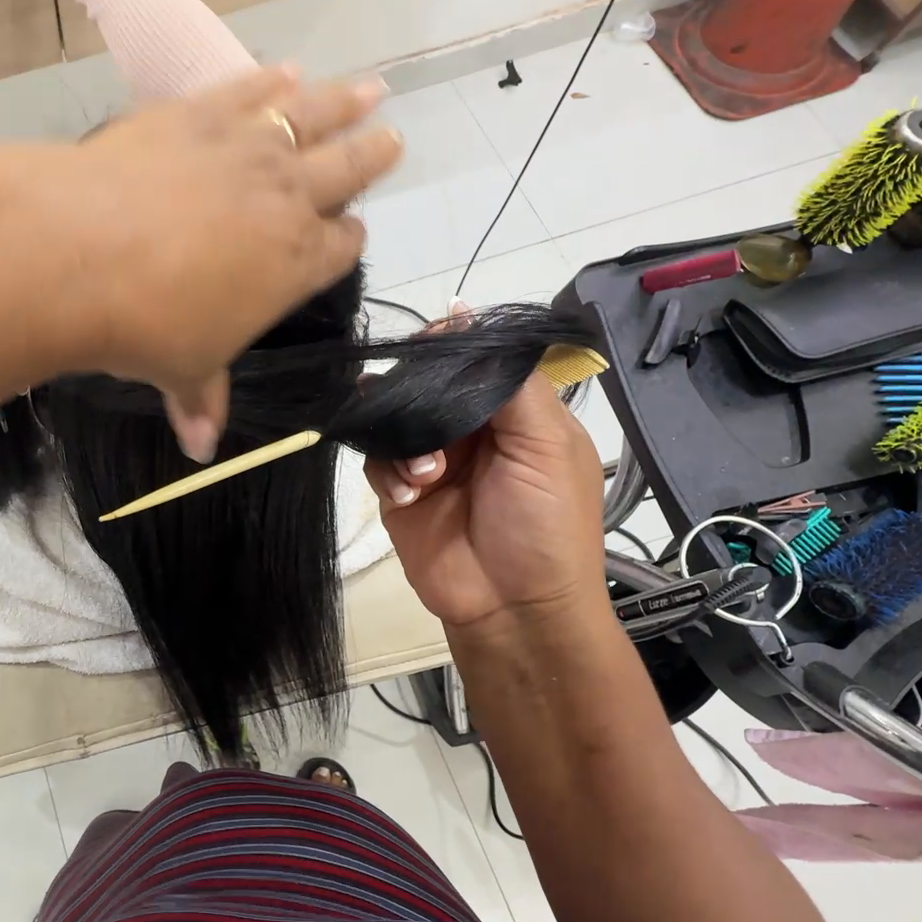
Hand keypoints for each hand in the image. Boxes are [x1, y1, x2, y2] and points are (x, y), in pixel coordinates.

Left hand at [0, 66, 402, 461]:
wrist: (77, 253)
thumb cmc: (144, 326)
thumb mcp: (180, 371)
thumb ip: (199, 402)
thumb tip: (199, 449)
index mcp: (294, 264)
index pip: (341, 247)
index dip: (347, 241)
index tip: (348, 235)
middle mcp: (285, 199)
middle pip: (346, 171)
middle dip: (370, 156)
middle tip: (391, 139)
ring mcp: (244, 149)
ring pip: (313, 116)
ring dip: (345, 102)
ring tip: (370, 89)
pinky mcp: (198, 113)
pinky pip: (249, 89)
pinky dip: (271, 80)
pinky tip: (284, 71)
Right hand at [364, 312, 608, 629]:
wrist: (512, 606)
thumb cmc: (545, 523)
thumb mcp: (545, 444)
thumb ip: (508, 382)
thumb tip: (470, 315)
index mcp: (516, 414)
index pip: (476, 362)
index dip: (452, 347)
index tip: (429, 338)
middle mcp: (471, 431)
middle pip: (428, 386)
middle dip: (417, 393)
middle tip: (411, 402)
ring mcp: (431, 461)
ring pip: (396, 420)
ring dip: (404, 438)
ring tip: (426, 473)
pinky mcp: (399, 492)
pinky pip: (377, 460)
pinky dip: (387, 471)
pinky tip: (408, 492)